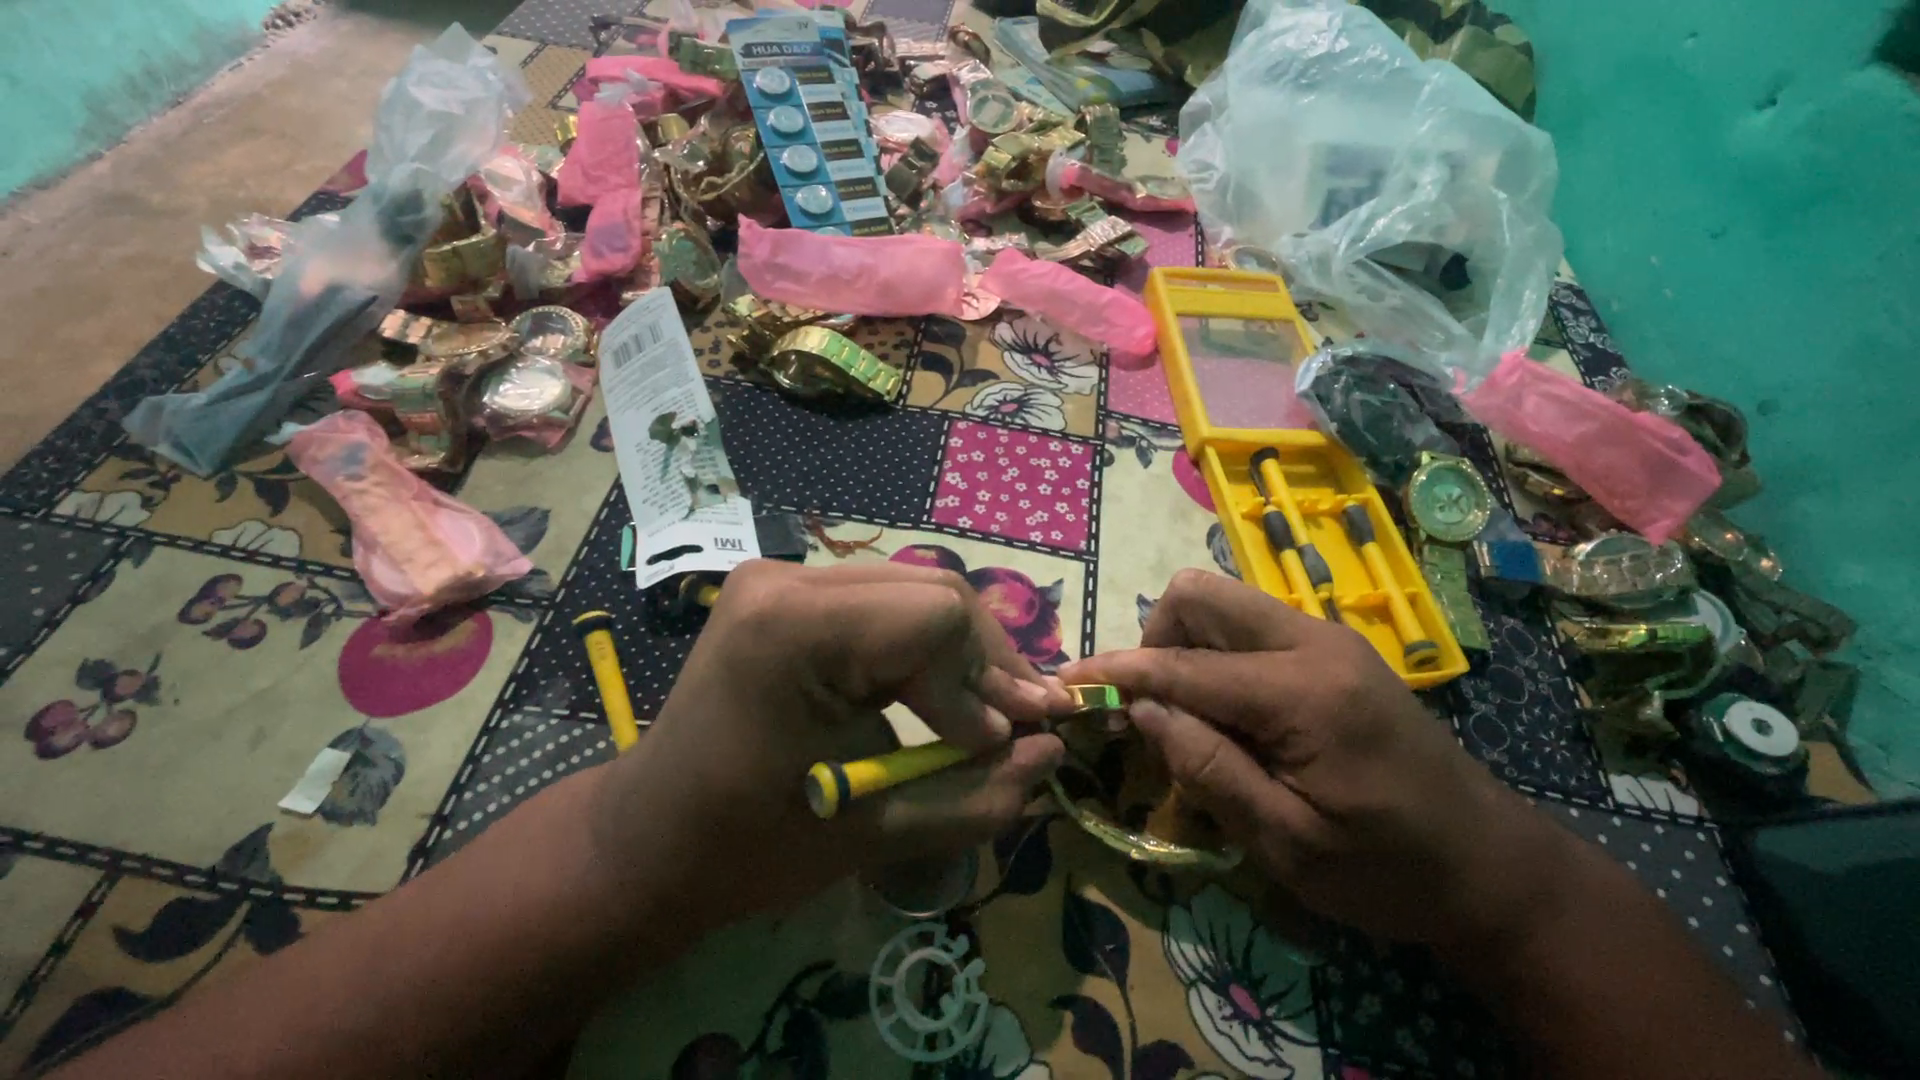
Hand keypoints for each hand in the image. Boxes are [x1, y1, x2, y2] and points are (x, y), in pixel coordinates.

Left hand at [591, 560, 1067, 930]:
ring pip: (915, 591)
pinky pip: (883, 602)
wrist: (652, 836)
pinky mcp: (784, 591)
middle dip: (985, 661)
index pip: (936, 618)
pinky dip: (923, 647)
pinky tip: (940, 691)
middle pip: (934, 591)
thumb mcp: (877, 832)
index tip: (1010, 741)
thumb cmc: (750, 847)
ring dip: (960, 652)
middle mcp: (785, 580)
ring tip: (989, 712)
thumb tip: (1053, 749)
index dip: (987, 679)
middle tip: (1021, 722)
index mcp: (793, 629)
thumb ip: (978, 793)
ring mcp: (780, 577)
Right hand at [1061, 570, 1573, 950]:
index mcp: (1303, 693)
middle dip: (1155, 640)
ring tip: (1181, 714)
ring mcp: (1328, 639)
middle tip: (1148, 707)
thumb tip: (1138, 709)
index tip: (1066, 679)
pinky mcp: (1334, 651)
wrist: (1492, 866)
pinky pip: (1251, 626)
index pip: (1183, 665)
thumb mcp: (1286, 843)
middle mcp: (1314, 642)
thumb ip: (1206, 768)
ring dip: (1183, 644)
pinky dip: (1214, 653)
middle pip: (1201, 594)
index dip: (1117, 671)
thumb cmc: (1387, 870)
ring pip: (1224, 602)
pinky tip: (1223, 712)